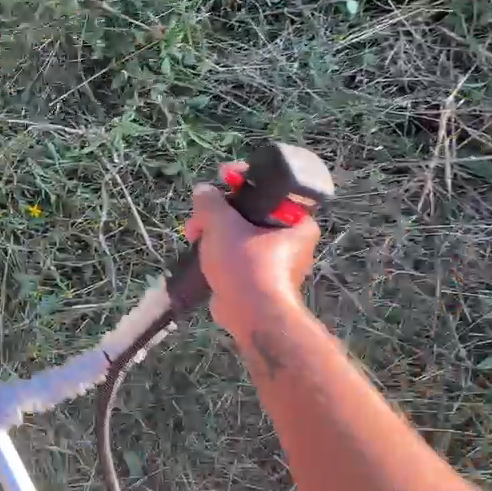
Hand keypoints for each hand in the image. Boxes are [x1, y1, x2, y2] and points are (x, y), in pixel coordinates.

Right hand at [183, 161, 321, 335]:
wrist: (252, 314)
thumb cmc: (246, 264)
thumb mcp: (223, 225)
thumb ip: (211, 202)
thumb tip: (203, 190)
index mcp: (297, 222)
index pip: (271, 188)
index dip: (244, 178)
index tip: (222, 176)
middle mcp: (290, 238)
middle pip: (249, 210)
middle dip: (218, 210)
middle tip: (200, 217)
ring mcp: (273, 258)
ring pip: (238, 231)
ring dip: (213, 230)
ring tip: (194, 236)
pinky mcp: (257, 275)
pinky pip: (235, 251)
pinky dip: (217, 248)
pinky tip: (200, 251)